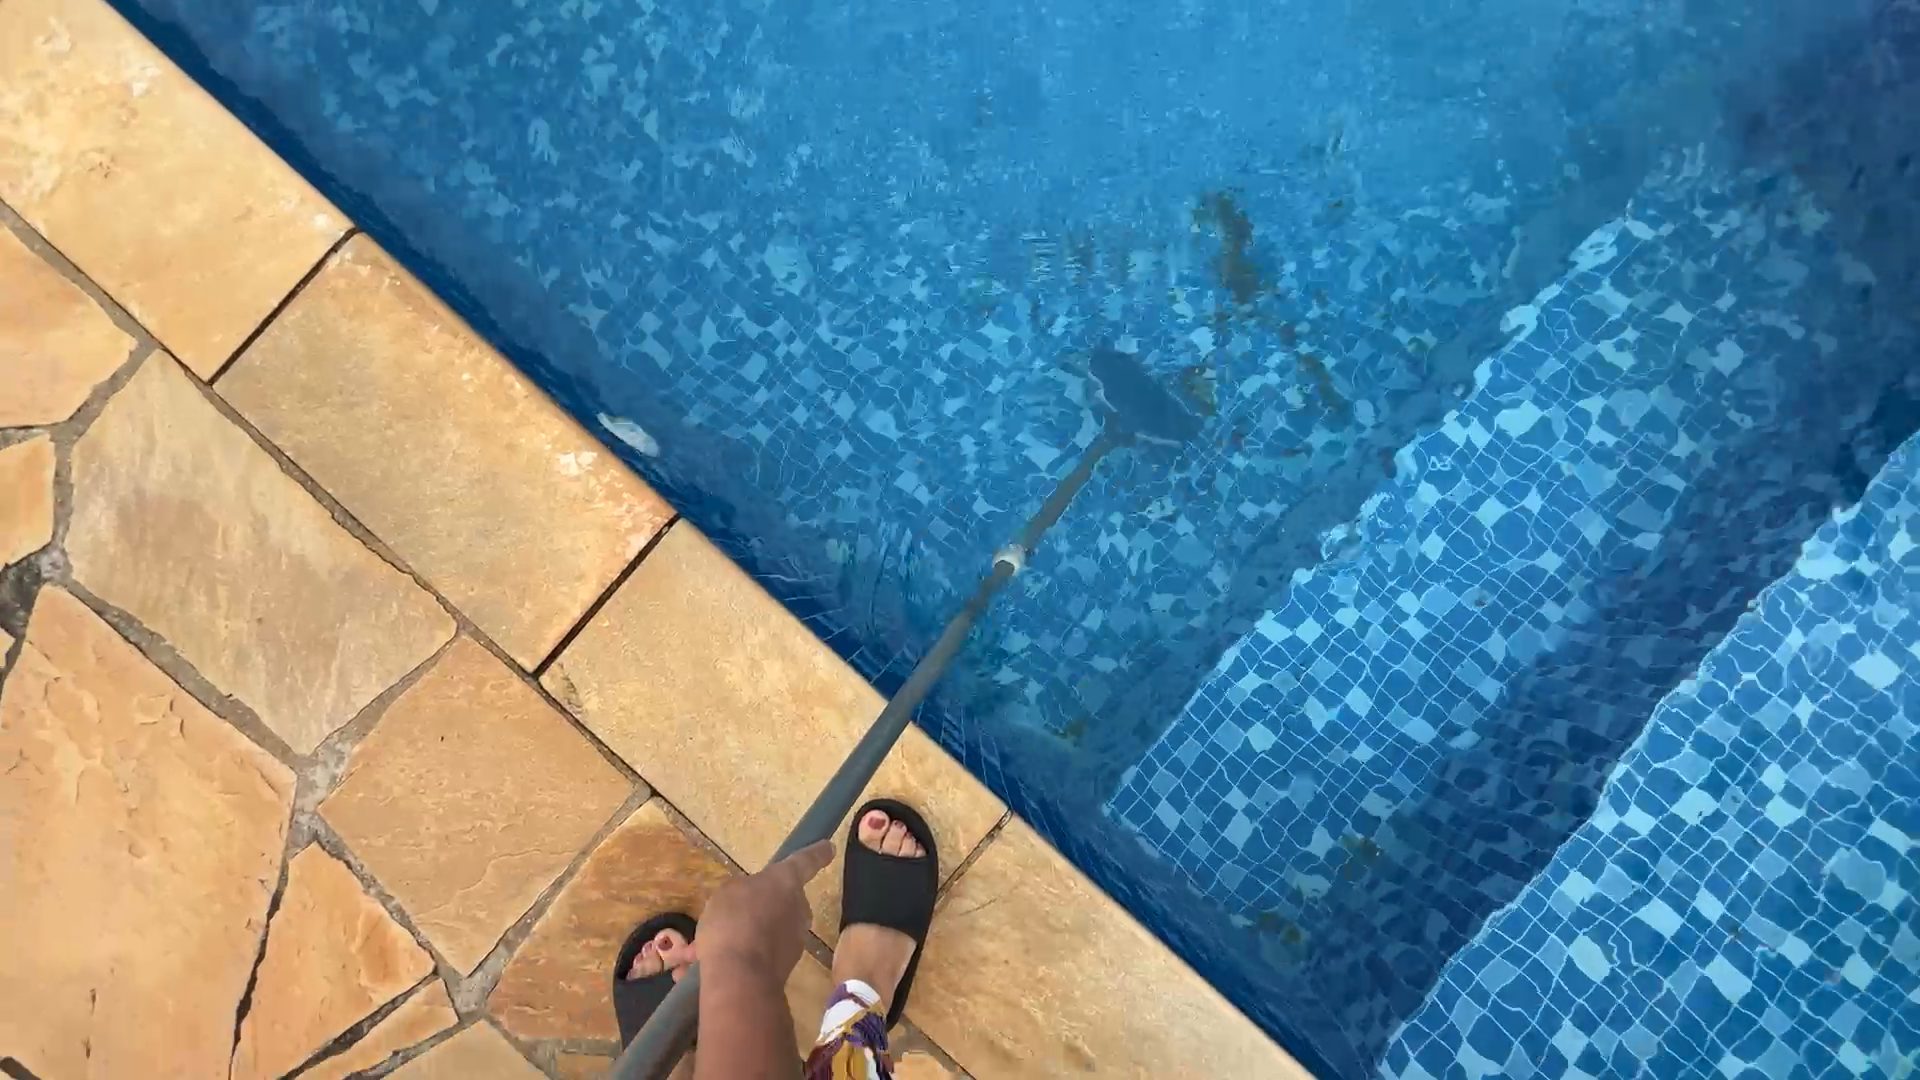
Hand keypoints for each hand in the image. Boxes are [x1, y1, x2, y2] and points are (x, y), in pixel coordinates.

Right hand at [697, 839, 834, 978]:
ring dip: (754, 935)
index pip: (807, 860)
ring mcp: (795, 939)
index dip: (817, 853)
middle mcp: (799, 906)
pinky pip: (765, 955)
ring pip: (774, 930)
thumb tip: (751, 903)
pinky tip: (721, 964)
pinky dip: (748, 957)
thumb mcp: (728, 893)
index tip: (829, 847)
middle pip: (788, 900)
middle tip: (740, 914)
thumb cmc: (733, 920)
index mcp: (786, 880)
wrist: (739, 978)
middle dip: (768, 906)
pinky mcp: (786, 967)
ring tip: (719, 944)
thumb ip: (744, 892)